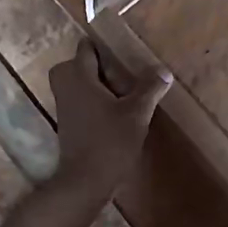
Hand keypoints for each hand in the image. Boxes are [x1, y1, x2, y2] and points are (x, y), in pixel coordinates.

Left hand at [49, 40, 170, 195]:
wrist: (85, 181)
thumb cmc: (109, 142)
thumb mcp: (136, 113)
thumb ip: (149, 89)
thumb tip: (163, 71)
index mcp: (79, 77)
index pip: (86, 48)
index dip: (105, 45)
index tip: (126, 48)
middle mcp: (66, 87)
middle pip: (80, 65)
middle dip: (101, 64)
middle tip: (128, 70)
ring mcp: (65, 107)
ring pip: (81, 84)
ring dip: (100, 84)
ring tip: (128, 89)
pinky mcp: (69, 124)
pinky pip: (82, 101)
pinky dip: (97, 101)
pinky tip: (118, 111)